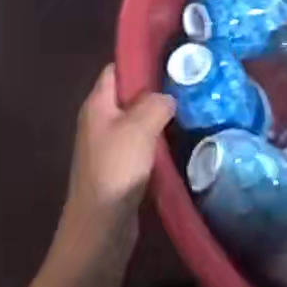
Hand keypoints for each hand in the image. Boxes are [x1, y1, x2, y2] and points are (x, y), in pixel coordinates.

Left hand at [62, 66, 173, 239]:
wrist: (101, 226)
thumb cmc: (116, 170)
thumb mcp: (138, 130)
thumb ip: (153, 106)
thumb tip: (166, 97)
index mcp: (97, 104)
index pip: (114, 71)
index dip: (137, 63)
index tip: (168, 60)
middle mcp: (99, 120)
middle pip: (126, 97)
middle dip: (153, 92)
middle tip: (186, 88)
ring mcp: (108, 146)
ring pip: (135, 123)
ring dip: (157, 120)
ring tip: (190, 113)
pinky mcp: (119, 170)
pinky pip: (140, 147)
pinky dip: (156, 144)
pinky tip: (179, 146)